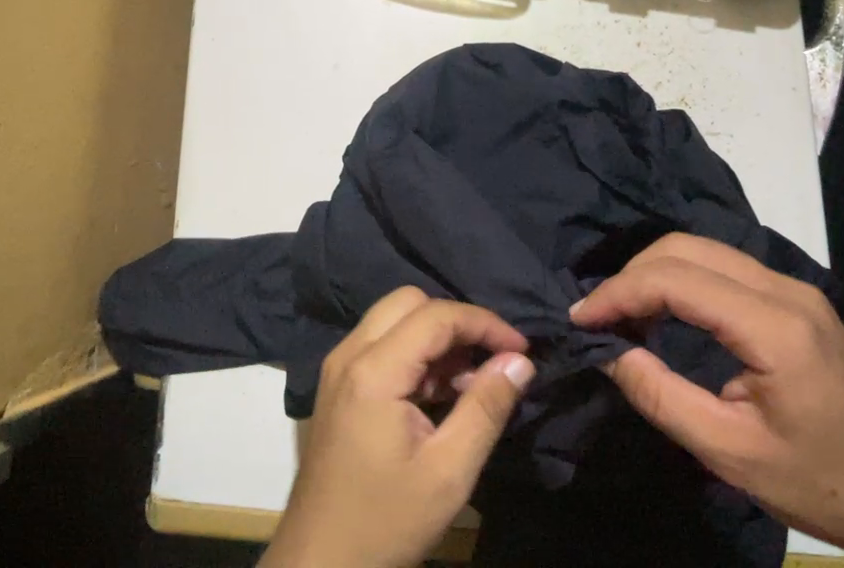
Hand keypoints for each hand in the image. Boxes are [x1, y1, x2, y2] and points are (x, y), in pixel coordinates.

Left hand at [261, 286, 534, 567]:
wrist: (321, 561)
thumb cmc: (387, 520)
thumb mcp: (449, 472)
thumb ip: (485, 408)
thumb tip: (520, 361)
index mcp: (373, 370)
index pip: (436, 315)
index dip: (485, 324)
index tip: (522, 351)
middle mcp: (349, 354)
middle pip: (409, 302)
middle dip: (457, 323)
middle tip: (491, 363)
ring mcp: (338, 368)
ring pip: (393, 319)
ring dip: (435, 338)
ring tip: (470, 385)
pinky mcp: (337, 385)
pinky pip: (380, 344)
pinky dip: (414, 354)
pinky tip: (439, 395)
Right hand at [571, 234, 843, 567]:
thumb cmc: (824, 485)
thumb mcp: (731, 453)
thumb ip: (661, 396)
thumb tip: (606, 352)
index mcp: (775, 327)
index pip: (675, 279)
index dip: (618, 293)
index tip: (579, 320)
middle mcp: (788, 291)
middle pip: (687, 248)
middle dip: (632, 275)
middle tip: (597, 317)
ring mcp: (799, 293)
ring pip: (706, 251)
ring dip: (655, 274)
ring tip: (622, 315)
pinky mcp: (801, 304)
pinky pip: (727, 270)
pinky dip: (683, 280)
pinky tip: (663, 313)